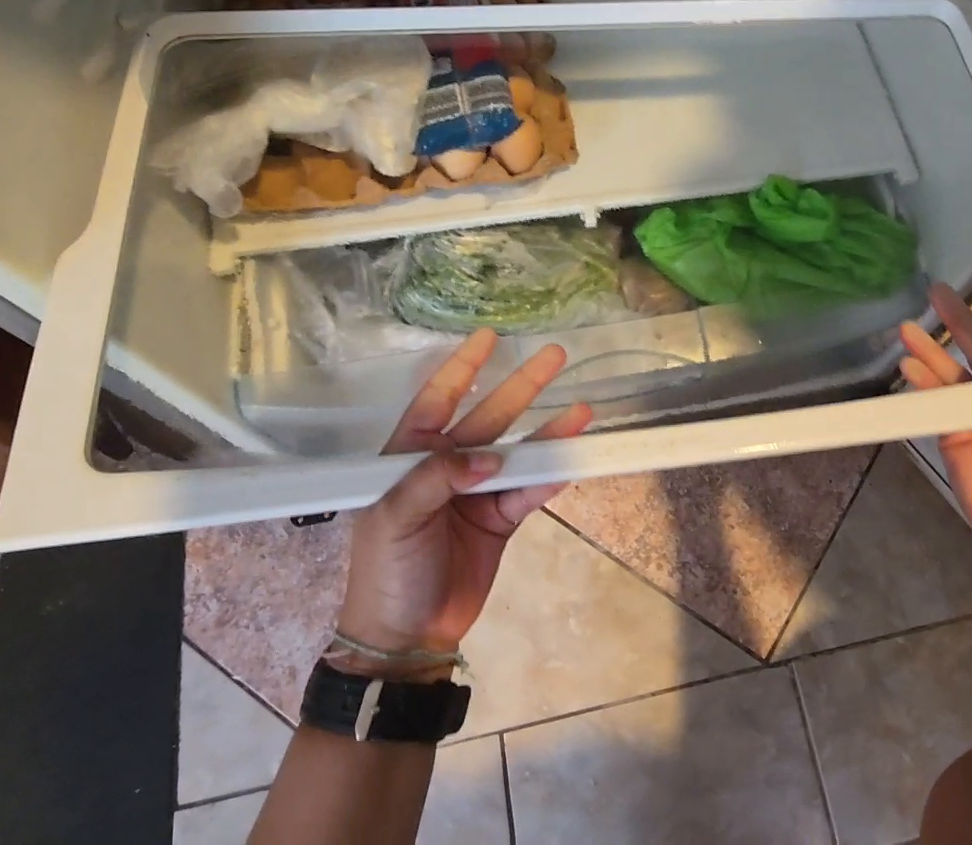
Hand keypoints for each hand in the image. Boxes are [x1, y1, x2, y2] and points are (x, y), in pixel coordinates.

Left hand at [337, 329, 591, 659]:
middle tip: (555, 356)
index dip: (463, 368)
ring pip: (518, 453)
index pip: (437, 401)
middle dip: (522, 387)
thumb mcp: (394, 518)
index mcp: (409, 458)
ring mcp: (478, 493)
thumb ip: (436, 479)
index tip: (489, 337)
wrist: (408, 635)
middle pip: (489, 418)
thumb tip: (490, 457)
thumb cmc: (388, 570)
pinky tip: (574, 458)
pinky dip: (551, 478)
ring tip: (583, 408)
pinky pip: (530, 493)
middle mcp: (447, 466)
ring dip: (548, 432)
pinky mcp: (501, 520)